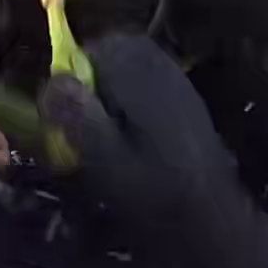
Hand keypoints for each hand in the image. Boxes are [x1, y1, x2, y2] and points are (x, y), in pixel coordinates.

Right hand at [42, 35, 267, 267]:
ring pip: (128, 59)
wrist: (216, 220)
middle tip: (85, 115)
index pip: (93, 47)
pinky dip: (130, 91)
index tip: (69, 108)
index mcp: (140, 75)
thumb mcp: (105, 159)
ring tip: (107, 124)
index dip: (73, 71)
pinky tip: (132, 129)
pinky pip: (146, 75)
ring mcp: (175, 78)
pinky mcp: (184, 95)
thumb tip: (51, 80)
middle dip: (91, 73)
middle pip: (111, 47)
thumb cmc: (156, 192)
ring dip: (110, 81)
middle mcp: (160, 66)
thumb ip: (76, 115)